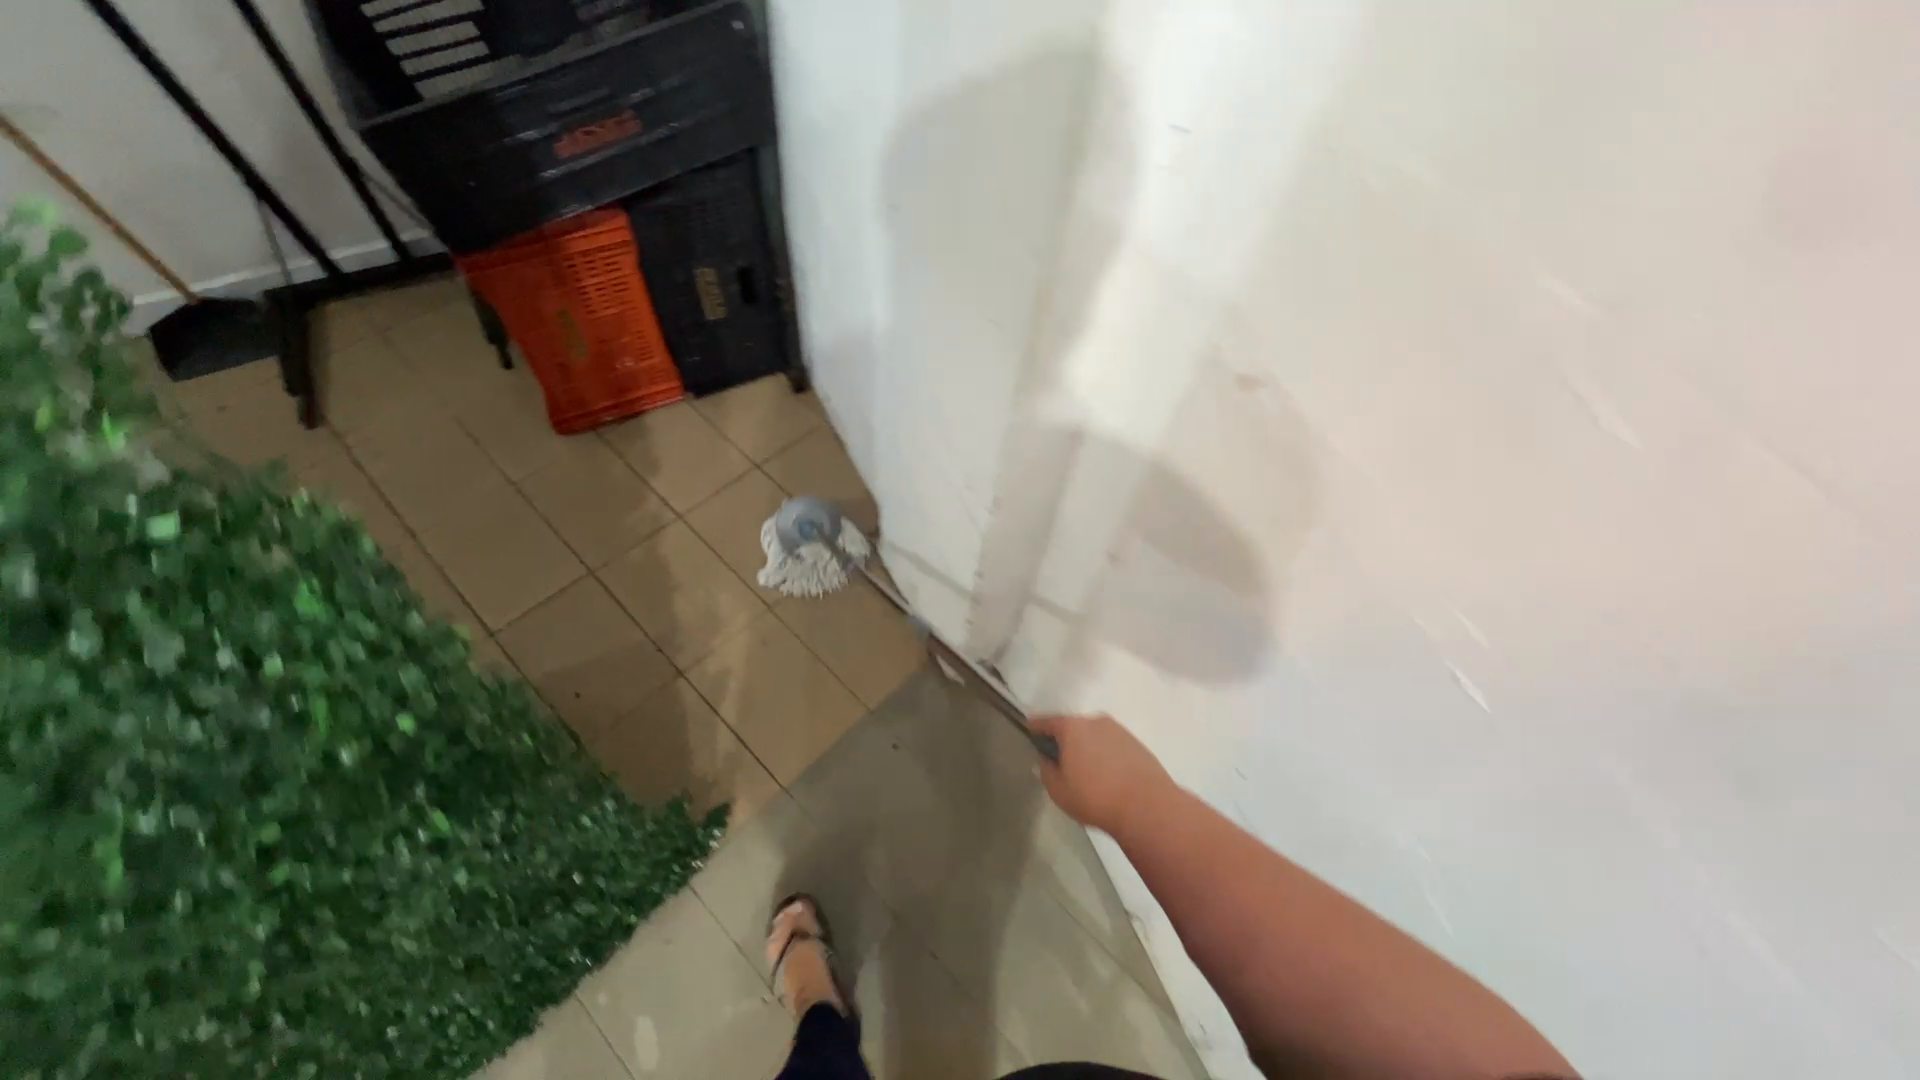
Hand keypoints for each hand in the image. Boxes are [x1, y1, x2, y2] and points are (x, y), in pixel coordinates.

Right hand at [1029, 713, 1171, 833]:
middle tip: (1060, 760)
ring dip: (1087, 747)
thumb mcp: (1058, 790)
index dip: (1036, 727)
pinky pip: (1112, 744)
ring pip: (1094, 735)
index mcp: (1072, 727)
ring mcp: (1119, 730)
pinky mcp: (1137, 743)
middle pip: (1073, 726)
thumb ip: (1046, 770)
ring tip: (1086, 771)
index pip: (1047, 721)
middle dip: (1065, 739)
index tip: (1030, 732)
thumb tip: (1047, 759)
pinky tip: (1107, 775)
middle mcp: (1096, 721)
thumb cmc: (1095, 797)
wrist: (1147, 806)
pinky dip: (1105, 754)